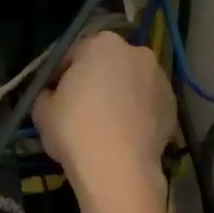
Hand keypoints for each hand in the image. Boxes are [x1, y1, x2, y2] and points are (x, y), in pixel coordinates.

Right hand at [32, 33, 174, 190]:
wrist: (118, 168)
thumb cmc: (74, 130)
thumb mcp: (41, 111)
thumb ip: (46, 95)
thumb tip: (53, 96)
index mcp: (101, 44)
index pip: (74, 54)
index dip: (60, 76)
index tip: (54, 96)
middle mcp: (136, 52)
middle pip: (107, 65)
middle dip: (95, 82)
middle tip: (79, 110)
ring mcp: (159, 78)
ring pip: (130, 83)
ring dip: (118, 96)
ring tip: (104, 126)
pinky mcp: (172, 105)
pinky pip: (146, 104)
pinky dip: (136, 114)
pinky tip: (123, 136)